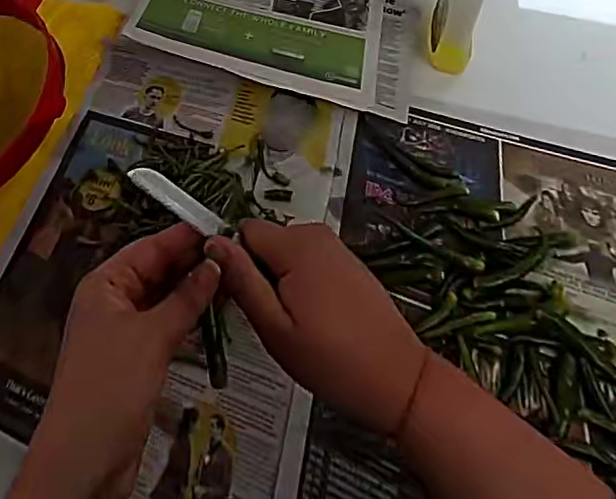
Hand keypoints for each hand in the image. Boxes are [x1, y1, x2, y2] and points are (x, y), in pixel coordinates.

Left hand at [10, 224, 220, 498]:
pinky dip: (186, 319)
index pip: (147, 248)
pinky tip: (210, 316)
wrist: (85, 459)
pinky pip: (164, 326)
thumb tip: (209, 268)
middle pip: (155, 271)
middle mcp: (110, 302)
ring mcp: (122, 331)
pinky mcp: (135, 358)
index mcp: (103, 284)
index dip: (180, 238)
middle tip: (228, 254)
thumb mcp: (150, 338)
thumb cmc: (101, 395)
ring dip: (191, 292)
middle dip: (189, 263)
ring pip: (162, 299)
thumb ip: (183, 301)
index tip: (212, 228)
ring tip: (227, 280)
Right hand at [206, 220, 429, 435]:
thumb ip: (242, 280)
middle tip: (271, 317)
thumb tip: (212, 242)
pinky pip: (306, 258)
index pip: (242, 231)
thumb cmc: (335, 362)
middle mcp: (314, 234)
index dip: (235, 261)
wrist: (403, 384)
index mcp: (294, 246)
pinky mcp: (346, 259)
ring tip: (295, 320)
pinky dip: (301, 280)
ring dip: (279, 277)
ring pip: (282, 250)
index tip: (243, 297)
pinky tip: (316, 316)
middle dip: (258, 271)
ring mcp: (334, 245)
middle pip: (263, 239)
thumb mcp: (275, 328)